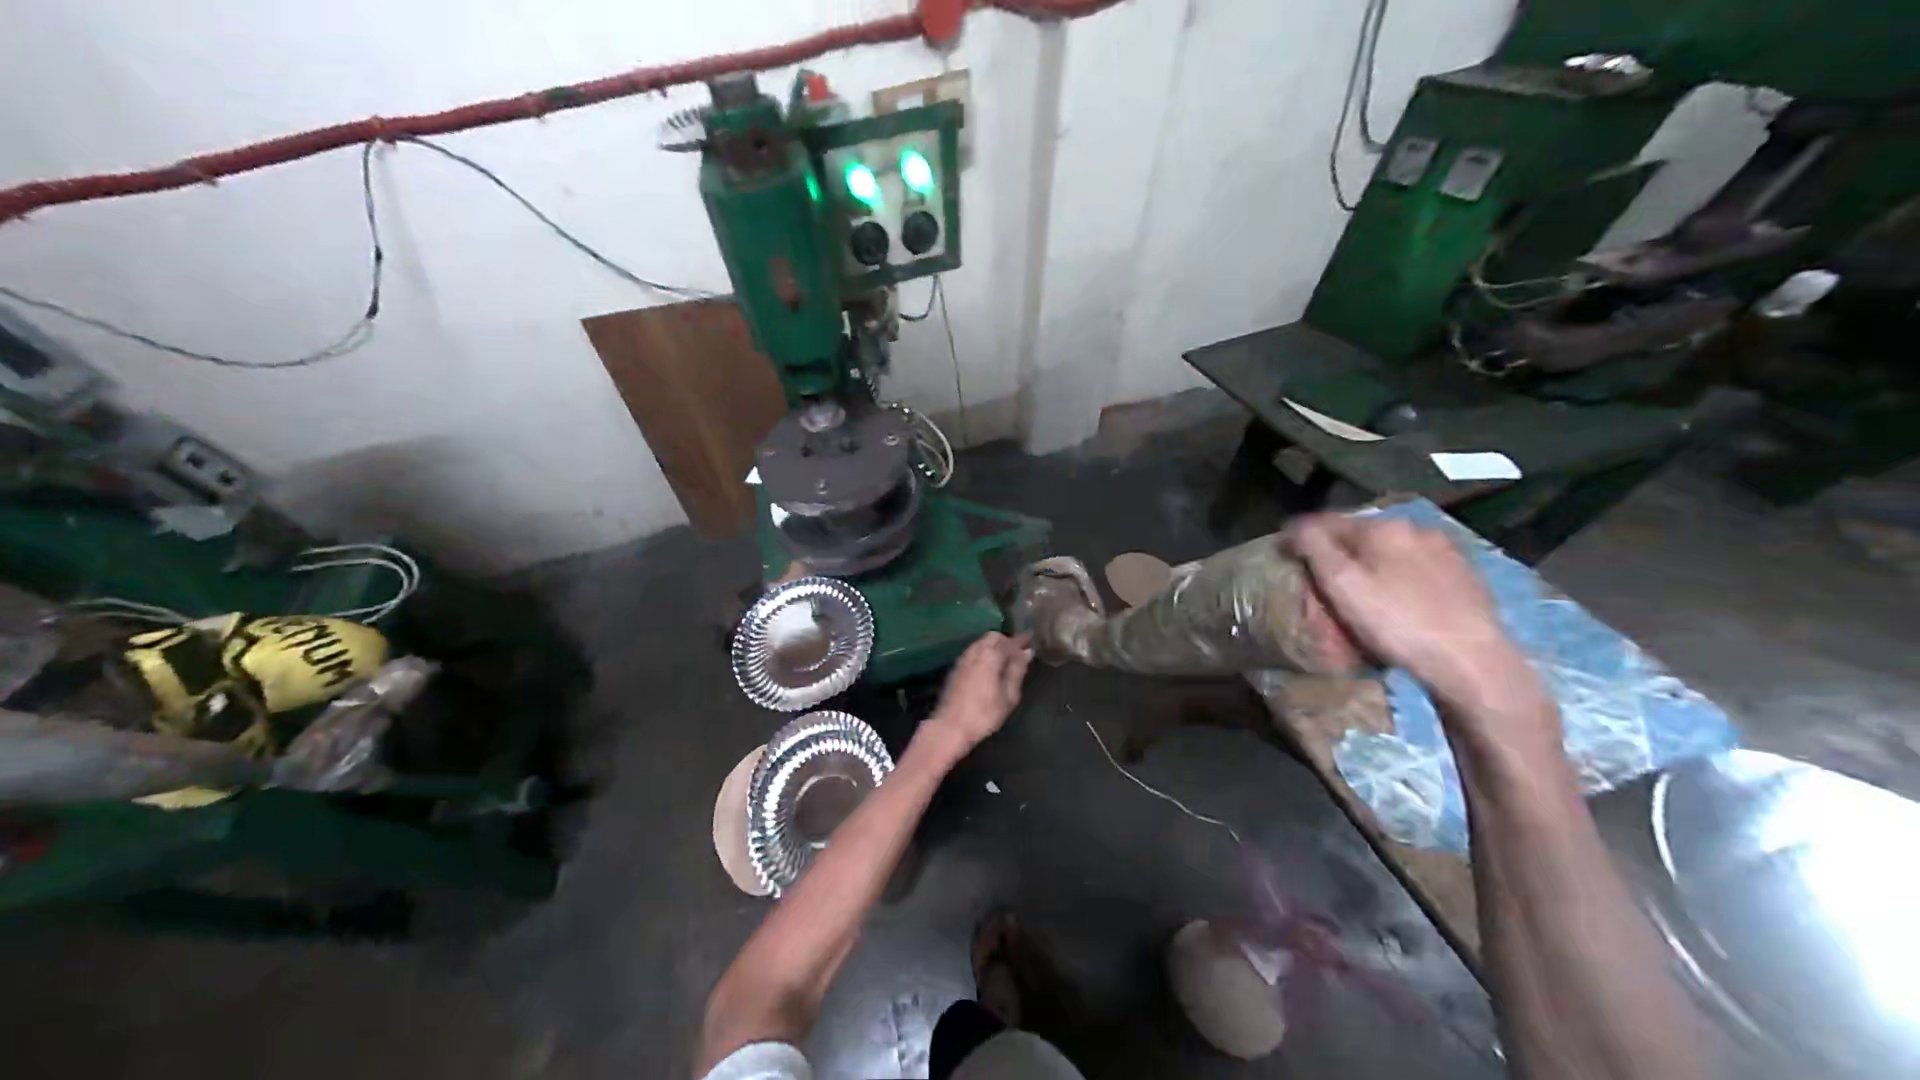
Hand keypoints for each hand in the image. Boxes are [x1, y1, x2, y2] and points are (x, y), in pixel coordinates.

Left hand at [924, 632, 1032, 753]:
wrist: (950, 727)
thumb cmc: (984, 714)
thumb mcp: (1008, 696)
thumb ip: (1017, 671)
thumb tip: (1027, 653)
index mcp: (990, 656)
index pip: (1010, 642)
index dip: (1023, 641)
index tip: (1033, 641)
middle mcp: (975, 652)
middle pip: (993, 637)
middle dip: (1007, 642)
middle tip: (1019, 654)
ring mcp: (963, 659)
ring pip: (981, 643)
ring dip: (995, 647)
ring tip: (1006, 662)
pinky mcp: (956, 668)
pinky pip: (973, 652)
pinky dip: (984, 653)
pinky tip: (990, 668)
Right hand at [1286, 515, 1539, 717]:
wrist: (1473, 663)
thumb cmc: (1397, 623)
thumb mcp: (1341, 585)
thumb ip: (1314, 548)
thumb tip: (1293, 525)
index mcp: (1384, 528)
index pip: (1328, 522)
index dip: (1301, 537)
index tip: (1284, 555)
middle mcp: (1417, 529)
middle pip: (1362, 536)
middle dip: (1339, 552)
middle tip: (1323, 579)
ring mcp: (1447, 552)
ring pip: (1392, 551)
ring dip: (1371, 564)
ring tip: (1360, 592)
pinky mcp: (1467, 577)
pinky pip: (1418, 569)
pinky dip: (1399, 578)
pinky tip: (1398, 602)